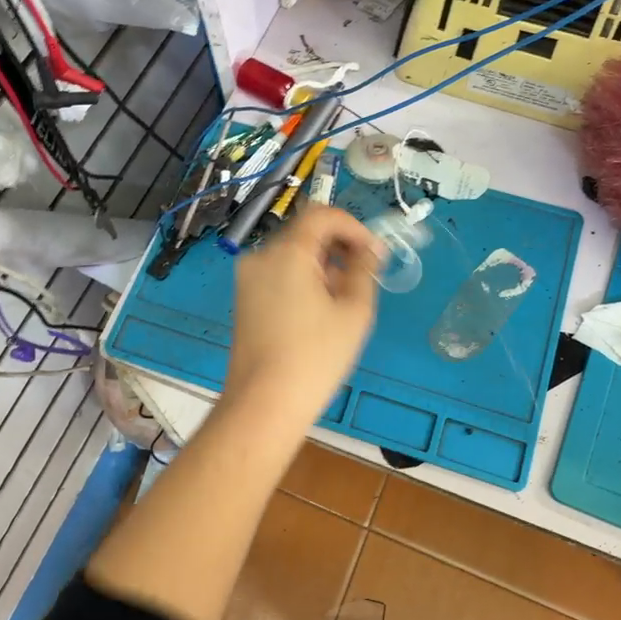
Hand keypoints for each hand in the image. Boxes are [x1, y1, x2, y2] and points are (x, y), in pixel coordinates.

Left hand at [223, 205, 380, 435]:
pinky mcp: (244, 300)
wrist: (263, 404)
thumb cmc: (315, 358)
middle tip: (364, 279)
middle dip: (339, 248)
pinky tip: (318, 314)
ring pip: (292, 255)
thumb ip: (364, 270)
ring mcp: (247, 279)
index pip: (323, 215)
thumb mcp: (354, 312)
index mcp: (286, 252)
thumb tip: (368, 250)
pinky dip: (302, 280)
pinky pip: (278, 275)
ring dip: (322, 266)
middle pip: (305, 233)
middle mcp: (260, 256)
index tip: (376, 254)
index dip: (355, 227)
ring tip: (343, 302)